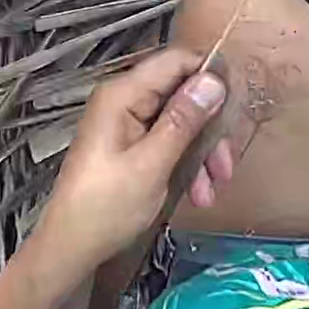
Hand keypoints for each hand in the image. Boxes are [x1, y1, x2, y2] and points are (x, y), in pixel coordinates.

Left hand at [33, 48, 234, 275]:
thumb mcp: (151, 164)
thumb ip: (183, 120)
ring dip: (202, 153)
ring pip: (180, 121)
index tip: (237, 104)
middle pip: (182, 93)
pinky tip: (197, 194)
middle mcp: (124, 100)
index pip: (175, 61)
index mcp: (122, 94)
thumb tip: (214, 80)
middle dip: (210, 127)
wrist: (71, 247)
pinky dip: (186, 163)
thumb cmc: (106, 206)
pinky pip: (168, 140)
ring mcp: (126, 122)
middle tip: (226, 165)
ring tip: (211, 191)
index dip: (209, 74)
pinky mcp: (130, 143)